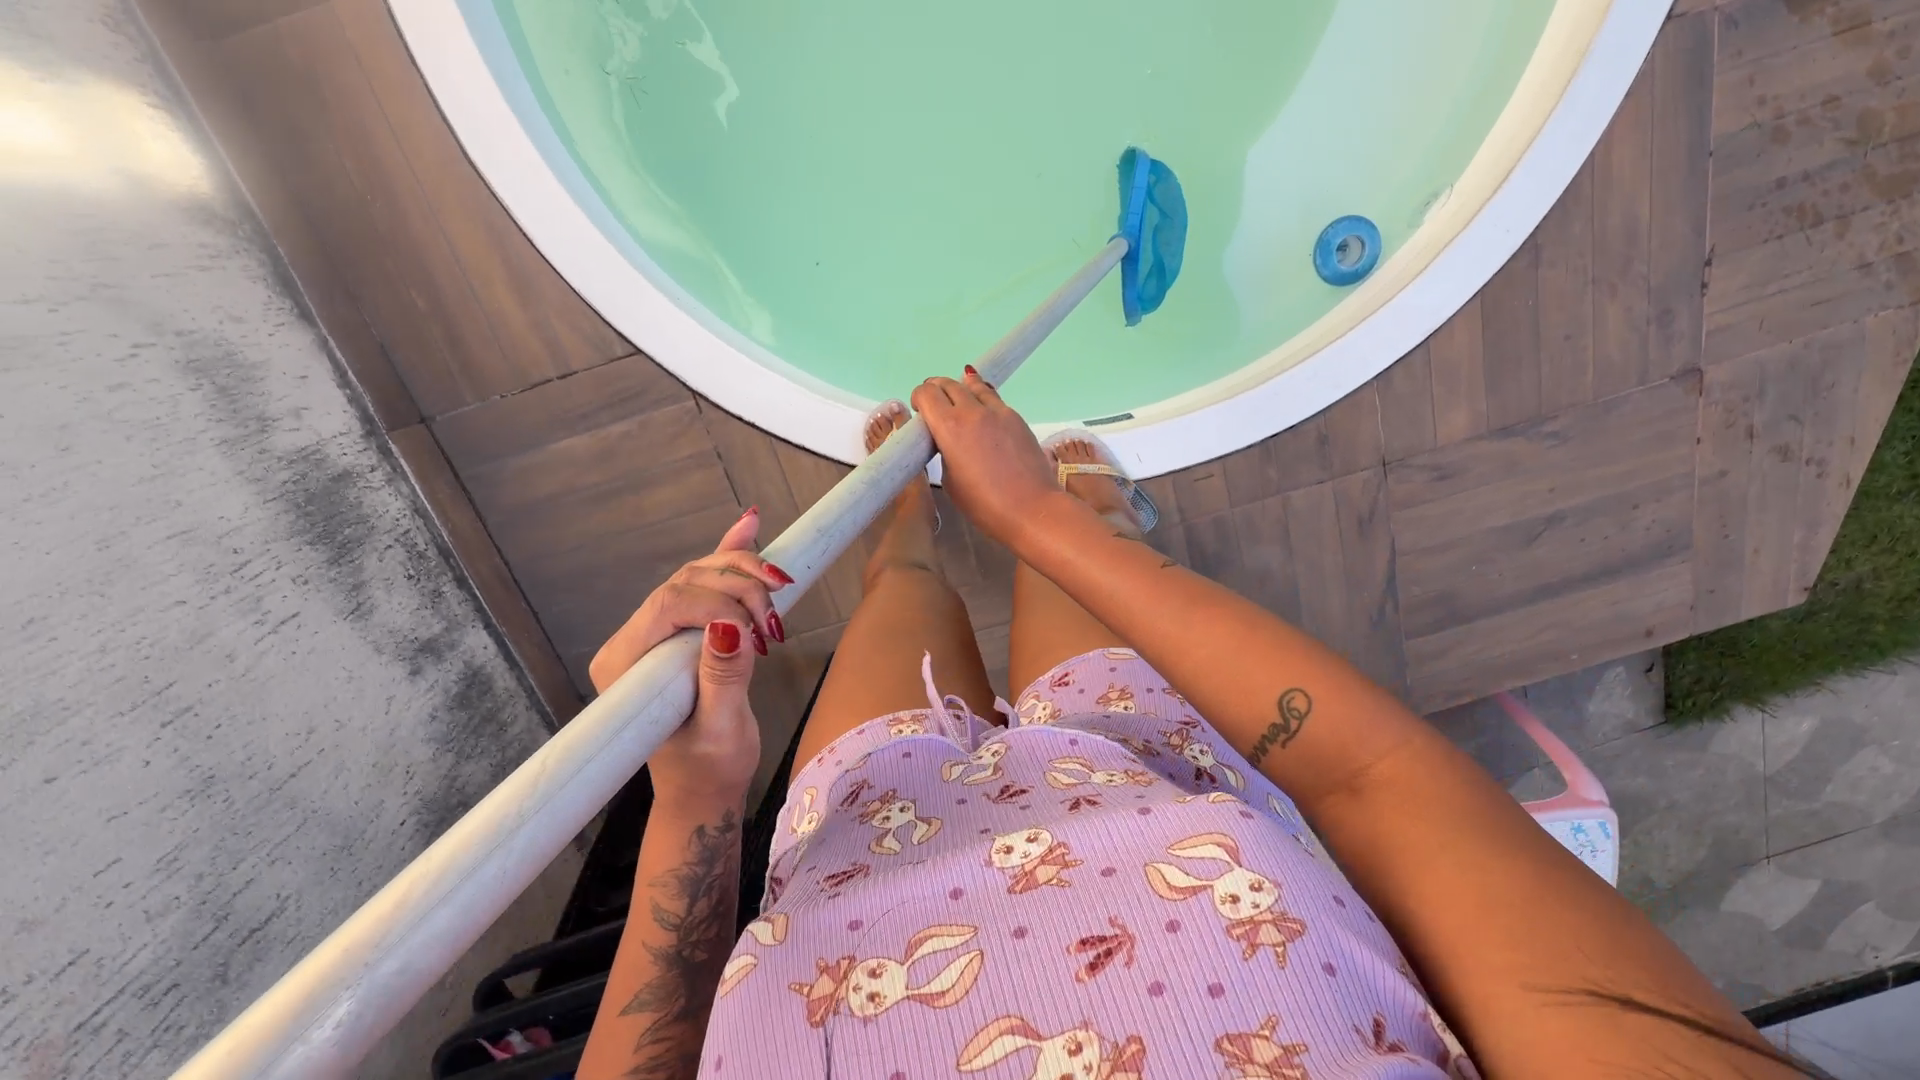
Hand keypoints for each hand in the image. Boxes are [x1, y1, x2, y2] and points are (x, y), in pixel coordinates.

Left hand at [588, 509, 787, 800]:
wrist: (705, 785)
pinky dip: (731, 556)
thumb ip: (723, 678)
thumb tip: (732, 625)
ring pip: (699, 575)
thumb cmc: (709, 767)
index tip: (762, 633)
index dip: (720, 601)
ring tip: (781, 583)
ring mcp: (656, 632)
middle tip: (776, 622)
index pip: (670, 603)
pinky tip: (751, 526)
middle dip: (739, 585)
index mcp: (626, 665)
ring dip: (744, 572)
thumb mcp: (721, 731)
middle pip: (685, 581)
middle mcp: (634, 640)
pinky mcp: (681, 629)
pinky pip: (704, 583)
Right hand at [910, 367, 1056, 543]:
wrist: (1031, 508)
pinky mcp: (1017, 418)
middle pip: (949, 384)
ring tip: (959, 401)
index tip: (920, 410)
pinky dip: (983, 399)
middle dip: (937, 389)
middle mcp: (973, 411)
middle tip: (935, 404)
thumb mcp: (950, 481)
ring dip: (962, 389)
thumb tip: (949, 441)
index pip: (927, 393)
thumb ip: (945, 452)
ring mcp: (999, 411)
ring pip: (975, 386)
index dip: (919, 397)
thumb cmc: (984, 504)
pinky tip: (982, 411)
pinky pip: (995, 399)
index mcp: (950, 426)